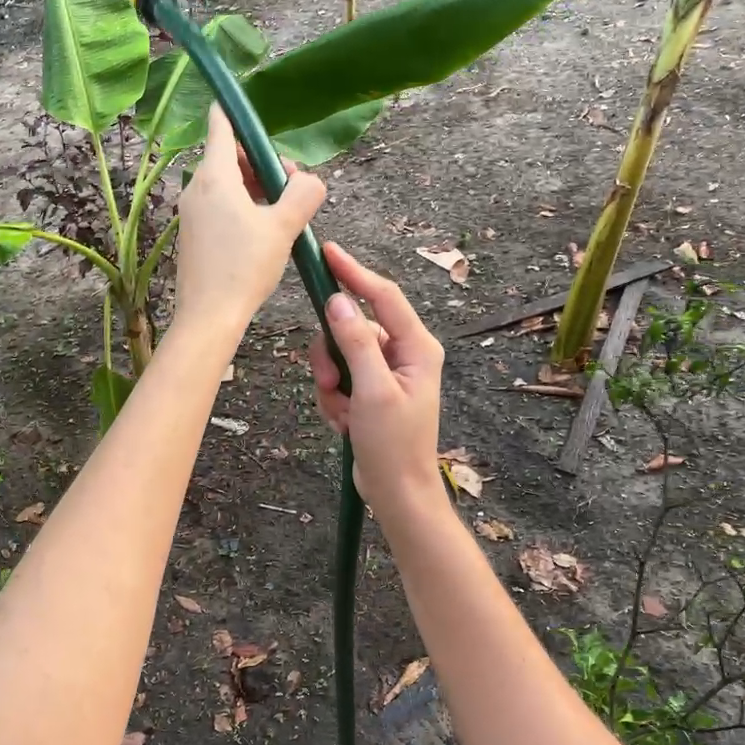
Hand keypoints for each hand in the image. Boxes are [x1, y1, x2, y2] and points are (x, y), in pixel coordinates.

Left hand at [171, 105, 325, 338]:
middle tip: (290, 186)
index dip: (237, 110)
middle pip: (230, 156)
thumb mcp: (284, 227)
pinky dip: (241, 207)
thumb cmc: (244, 268)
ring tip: (282, 214)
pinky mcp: (191, 234)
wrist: (209, 316)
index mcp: (215, 176)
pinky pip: (219, 206)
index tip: (252, 105)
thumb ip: (303, 193)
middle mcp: (196, 188)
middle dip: (261, 162)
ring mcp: (190, 212)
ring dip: (255, 188)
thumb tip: (308, 180)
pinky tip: (262, 233)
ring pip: (226, 184)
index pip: (222, 125)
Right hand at [308, 242, 447, 518]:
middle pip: (352, 326)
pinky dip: (334, 399)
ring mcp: (385, 372)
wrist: (396, 492)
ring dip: (331, 383)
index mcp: (417, 347)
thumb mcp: (372, 392)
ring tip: (341, 411)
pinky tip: (344, 422)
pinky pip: (338, 377)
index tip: (327, 252)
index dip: (354, 271)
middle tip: (331, 383)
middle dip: (332, 355)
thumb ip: (355, 343)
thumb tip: (337, 302)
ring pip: (340, 353)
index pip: (382, 295)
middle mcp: (403, 352)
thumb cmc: (394, 445)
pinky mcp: (370, 389)